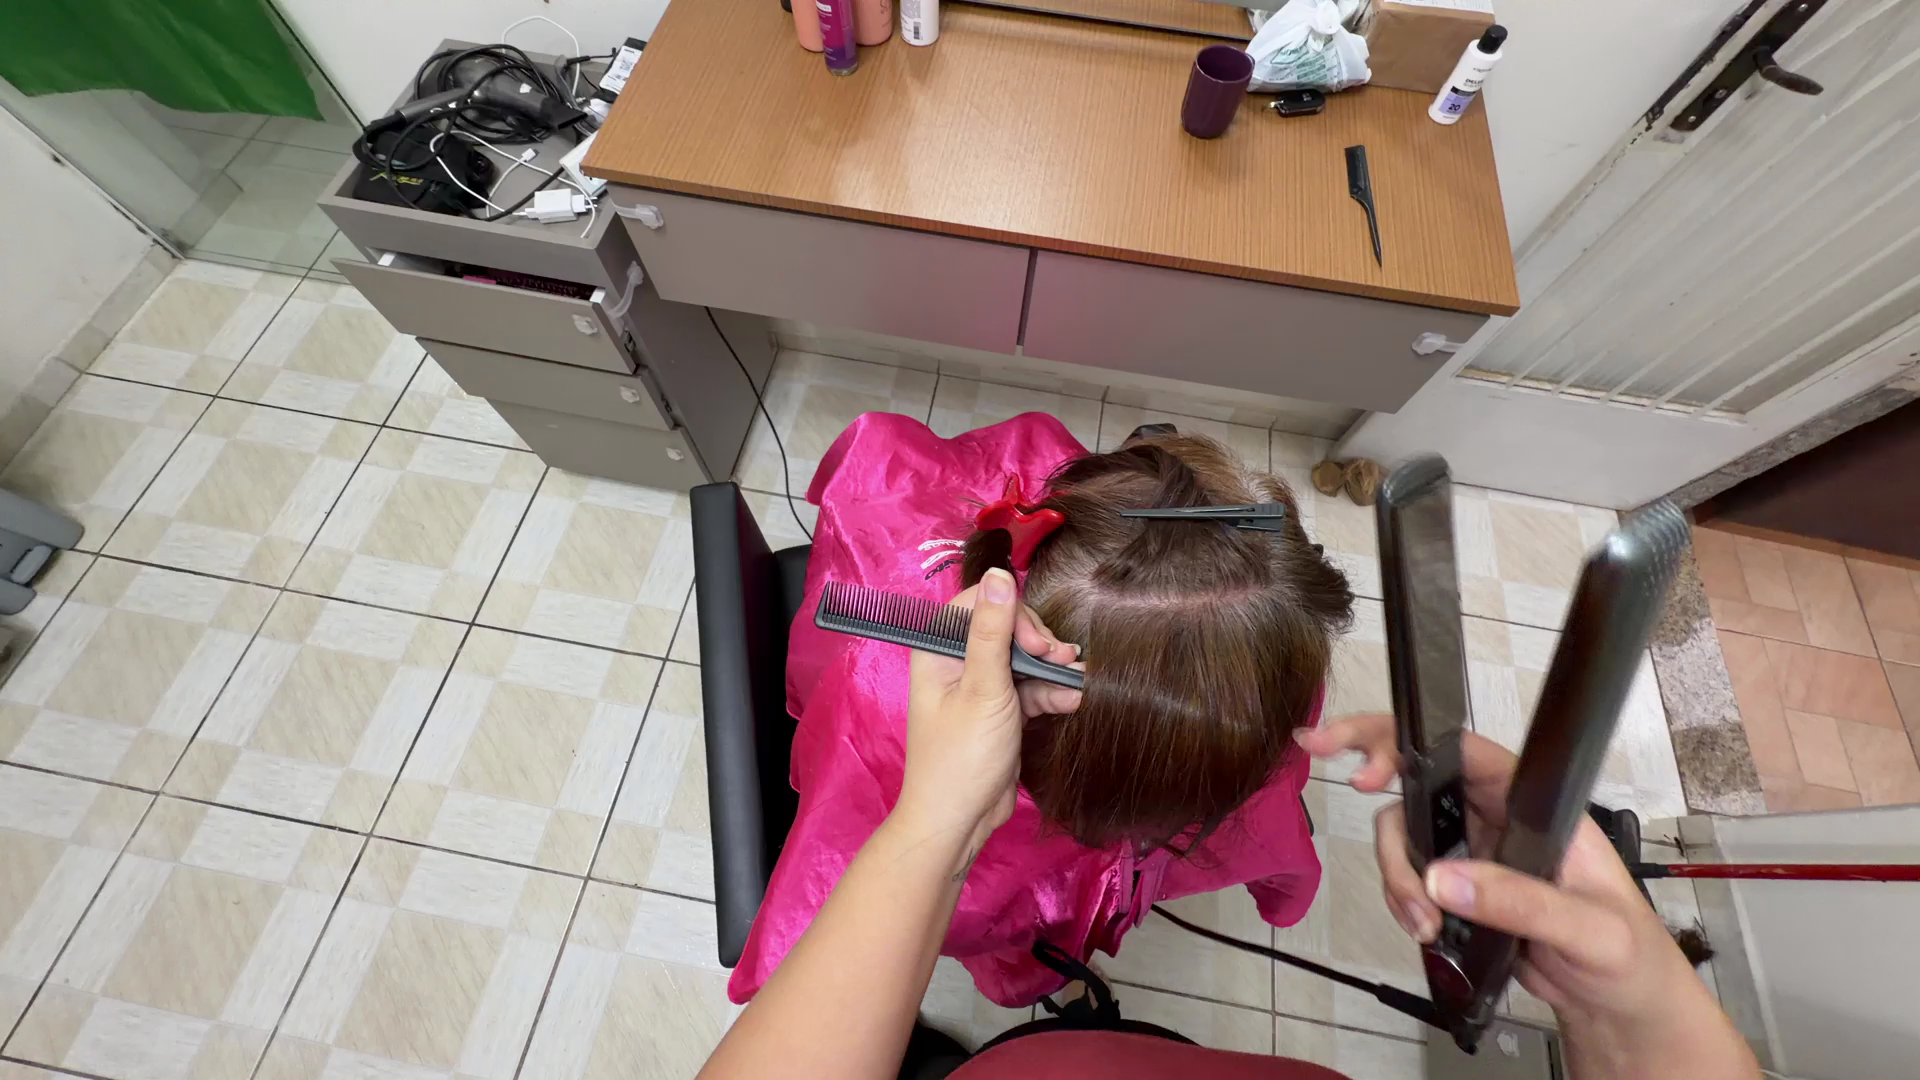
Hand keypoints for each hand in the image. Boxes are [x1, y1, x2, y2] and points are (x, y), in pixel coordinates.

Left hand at [896, 568, 1082, 866]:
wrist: (959, 824)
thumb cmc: (961, 755)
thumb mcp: (984, 689)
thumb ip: (994, 631)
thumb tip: (1000, 572)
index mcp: (938, 649)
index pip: (978, 604)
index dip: (1011, 612)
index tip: (1034, 641)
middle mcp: (957, 661)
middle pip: (1005, 627)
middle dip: (1037, 641)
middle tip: (1060, 660)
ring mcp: (981, 686)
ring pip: (1022, 658)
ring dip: (1050, 666)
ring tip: (1076, 678)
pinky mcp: (1000, 709)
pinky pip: (1029, 687)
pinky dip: (1051, 691)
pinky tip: (1073, 697)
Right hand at [1300, 714, 1755, 1077]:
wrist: (1614, 1008)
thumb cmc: (1627, 959)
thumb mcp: (1590, 930)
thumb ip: (1520, 901)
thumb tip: (1438, 879)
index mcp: (1529, 802)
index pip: (1458, 749)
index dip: (1402, 743)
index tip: (1362, 766)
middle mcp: (1490, 811)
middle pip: (1413, 772)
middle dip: (1364, 761)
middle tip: (1314, 749)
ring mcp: (1465, 842)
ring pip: (1399, 827)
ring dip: (1393, 869)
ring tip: (1418, 919)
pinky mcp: (1448, 877)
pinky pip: (1402, 869)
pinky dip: (1398, 895)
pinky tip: (1419, 925)